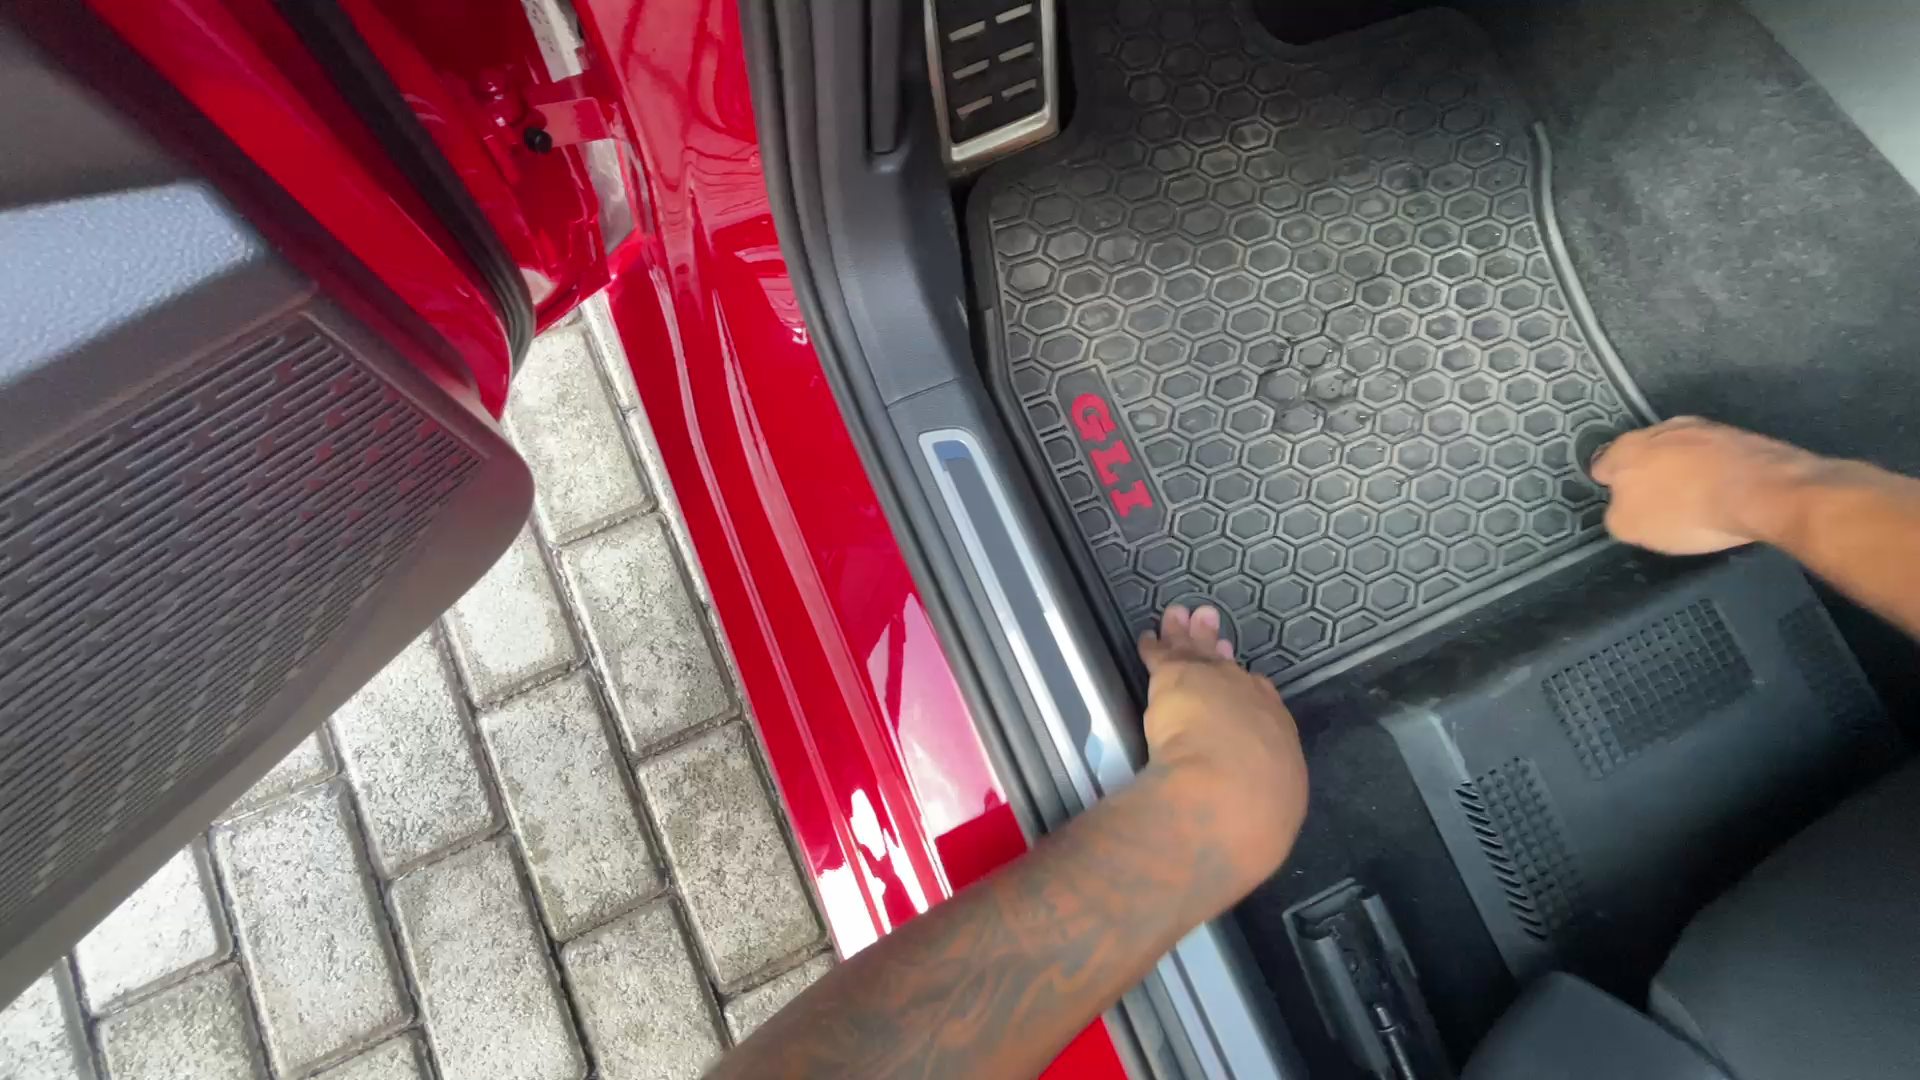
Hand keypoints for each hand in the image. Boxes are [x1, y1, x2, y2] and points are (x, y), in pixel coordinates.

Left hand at [1137, 605, 1307, 886]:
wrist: (1232, 789)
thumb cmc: (1257, 810)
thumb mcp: (1272, 809)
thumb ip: (1261, 805)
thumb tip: (1256, 821)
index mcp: (1276, 734)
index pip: (1261, 699)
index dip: (1246, 686)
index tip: (1238, 676)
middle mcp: (1250, 701)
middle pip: (1230, 667)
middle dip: (1218, 648)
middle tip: (1213, 627)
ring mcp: (1213, 684)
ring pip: (1196, 651)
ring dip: (1187, 633)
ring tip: (1181, 615)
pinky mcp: (1176, 677)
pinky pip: (1162, 654)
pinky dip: (1153, 645)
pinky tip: (1147, 637)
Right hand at [1591, 416, 1825, 554]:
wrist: (1773, 494)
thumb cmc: (1686, 511)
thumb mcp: (1630, 528)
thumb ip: (1616, 512)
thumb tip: (1626, 505)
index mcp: (1624, 449)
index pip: (1601, 466)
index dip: (1610, 486)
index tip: (1625, 503)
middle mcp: (1661, 430)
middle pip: (1645, 454)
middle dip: (1649, 472)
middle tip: (1660, 500)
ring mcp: (1708, 429)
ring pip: (1684, 451)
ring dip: (1686, 469)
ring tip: (1699, 498)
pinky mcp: (1748, 436)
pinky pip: (1719, 456)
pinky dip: (1718, 471)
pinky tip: (1729, 493)